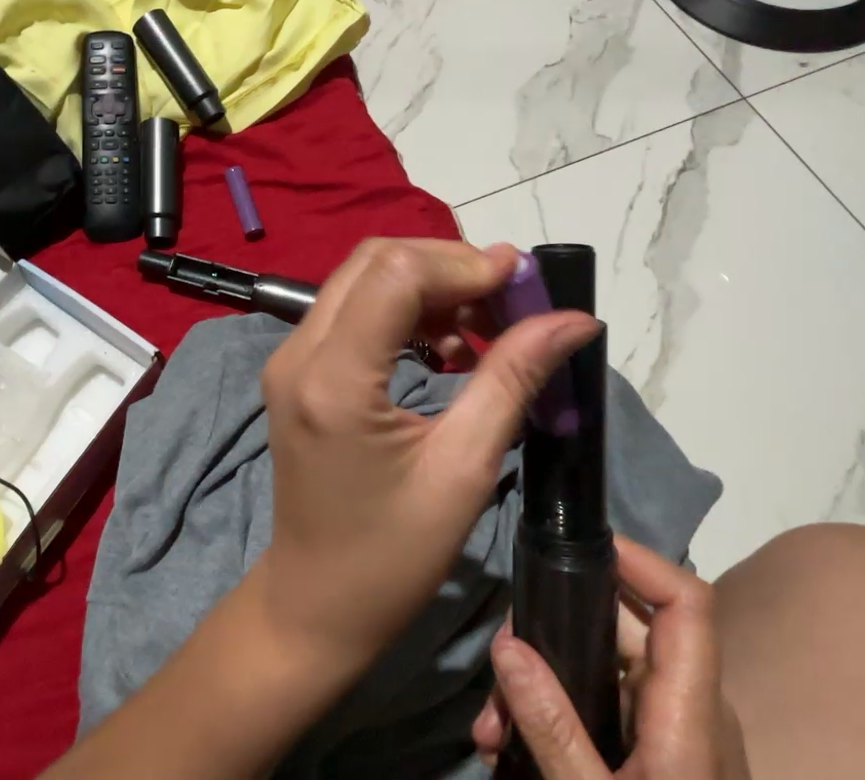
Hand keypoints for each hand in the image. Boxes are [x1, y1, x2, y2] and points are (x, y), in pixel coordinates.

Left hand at [254, 239, 600, 671]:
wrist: (317, 602)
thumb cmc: (391, 555)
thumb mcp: (463, 469)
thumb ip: (512, 380)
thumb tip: (574, 319)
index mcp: (334, 379)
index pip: (395, 273)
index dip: (463, 264)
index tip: (524, 284)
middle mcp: (299, 353)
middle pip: (375, 262)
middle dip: (449, 266)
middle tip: (512, 300)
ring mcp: (290, 359)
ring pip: (362, 280)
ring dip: (428, 285)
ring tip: (488, 325)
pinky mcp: (297, 371)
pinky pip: (352, 311)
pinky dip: (403, 311)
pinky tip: (447, 347)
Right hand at [474, 536, 751, 778]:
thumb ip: (552, 727)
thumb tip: (507, 644)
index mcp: (691, 715)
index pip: (688, 605)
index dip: (641, 561)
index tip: (579, 547)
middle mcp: (690, 706)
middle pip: (622, 629)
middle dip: (549, 637)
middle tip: (496, 668)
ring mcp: (673, 726)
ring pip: (601, 667)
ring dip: (541, 683)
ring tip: (491, 730)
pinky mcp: (656, 746)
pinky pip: (603, 702)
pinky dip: (556, 710)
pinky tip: (511, 743)